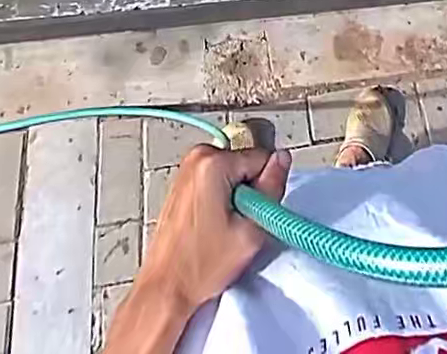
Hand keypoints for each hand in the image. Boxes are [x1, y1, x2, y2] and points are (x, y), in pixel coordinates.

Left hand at [138, 144, 291, 311]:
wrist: (164, 289)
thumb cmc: (199, 266)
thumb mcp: (251, 231)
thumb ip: (272, 188)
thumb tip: (282, 158)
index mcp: (213, 162)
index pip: (263, 158)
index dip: (265, 189)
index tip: (251, 214)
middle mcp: (197, 156)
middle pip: (246, 163)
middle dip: (249, 191)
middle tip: (236, 224)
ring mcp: (187, 167)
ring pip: (233, 172)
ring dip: (234, 196)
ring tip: (221, 227)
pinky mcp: (183, 180)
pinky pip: (217, 178)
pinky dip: (220, 198)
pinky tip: (210, 224)